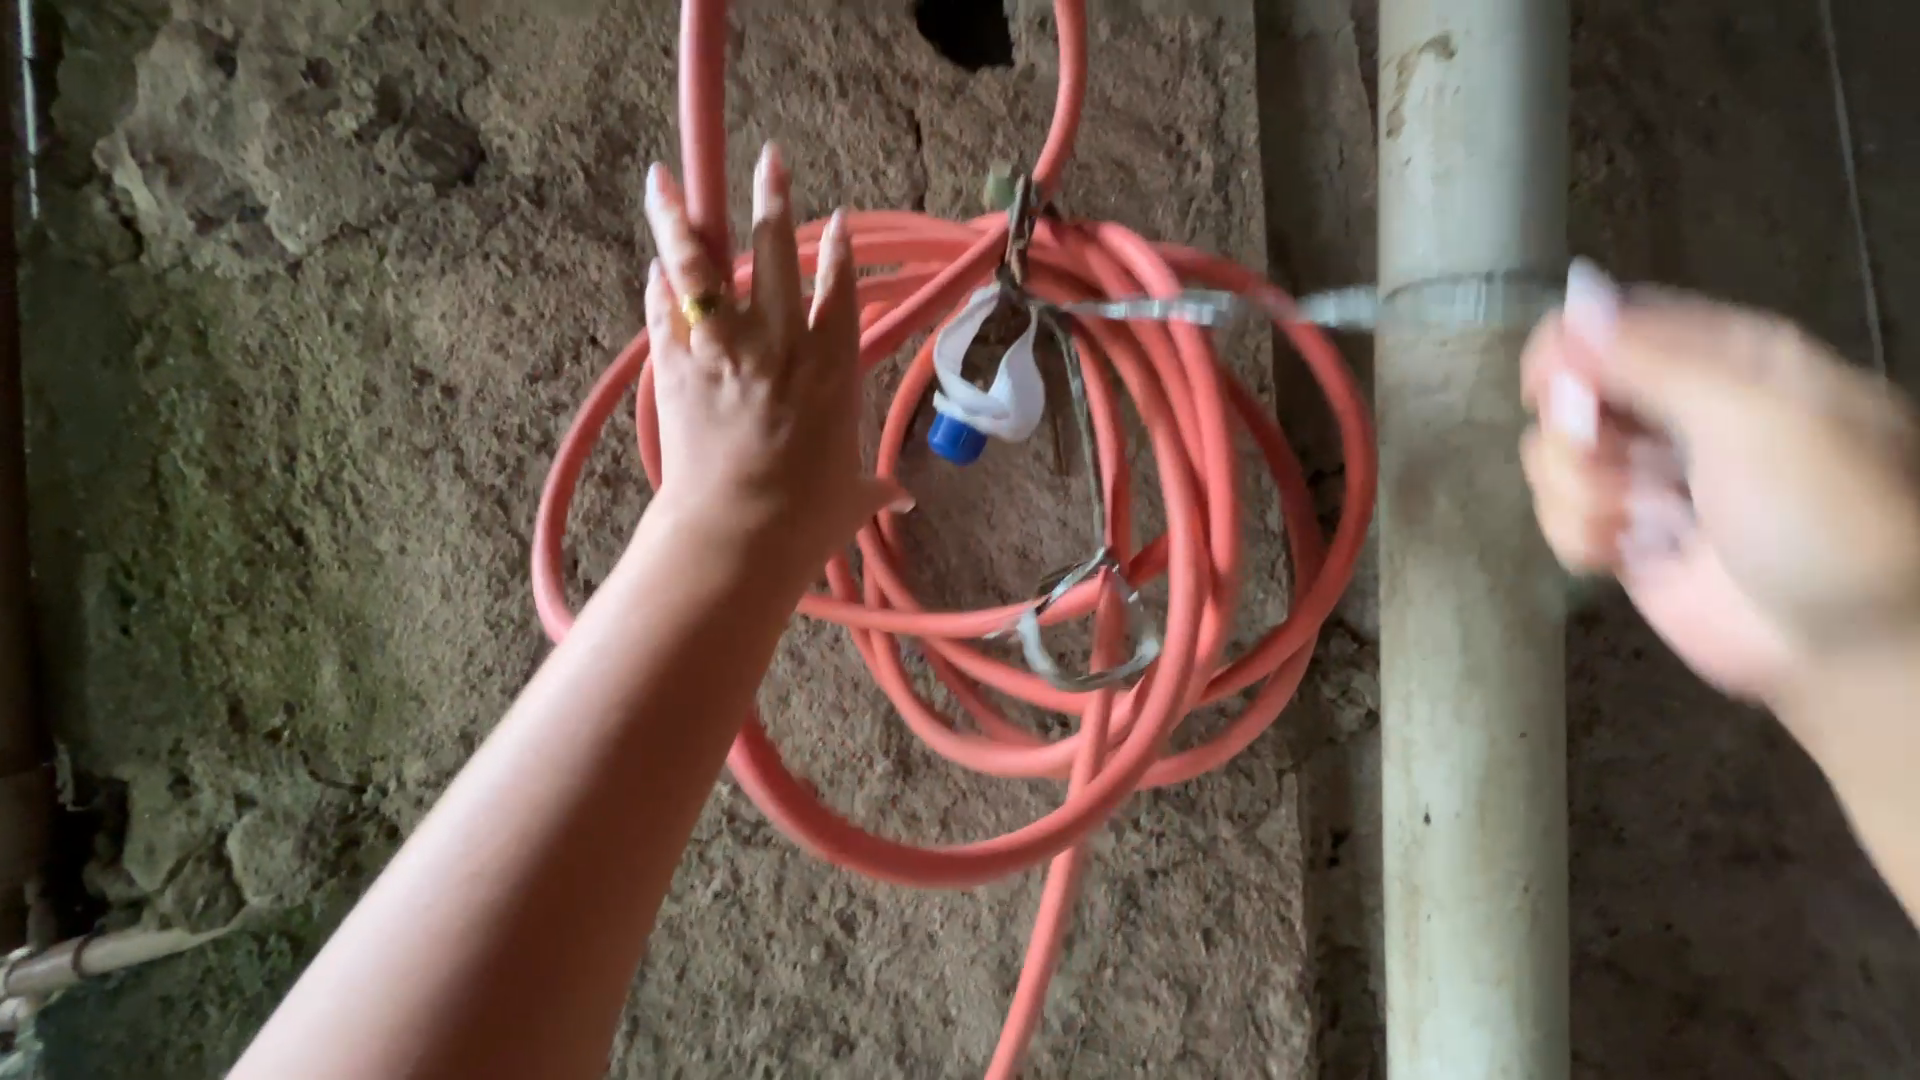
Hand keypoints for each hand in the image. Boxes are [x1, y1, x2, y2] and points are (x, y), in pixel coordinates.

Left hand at [640, 144, 908, 580]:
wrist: (740, 532)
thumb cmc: (808, 519)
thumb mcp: (851, 500)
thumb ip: (876, 491)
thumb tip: (902, 503)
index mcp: (832, 370)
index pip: (838, 294)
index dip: (839, 253)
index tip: (838, 220)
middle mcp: (779, 345)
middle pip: (775, 257)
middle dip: (774, 204)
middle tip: (772, 160)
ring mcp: (725, 350)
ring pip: (702, 267)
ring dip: (684, 218)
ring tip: (666, 177)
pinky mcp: (678, 368)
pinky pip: (665, 314)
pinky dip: (659, 290)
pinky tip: (653, 266)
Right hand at [1520, 270, 1919, 706]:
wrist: (1842, 640)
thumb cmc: (1822, 517)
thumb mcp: (1756, 419)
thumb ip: (1656, 362)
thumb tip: (1569, 318)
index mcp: (1725, 364)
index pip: (1615, 326)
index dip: (1566, 352)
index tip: (1549, 389)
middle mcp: (1676, 413)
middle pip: (1566, 398)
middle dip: (1575, 441)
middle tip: (1617, 469)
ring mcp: (1642, 476)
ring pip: (1551, 462)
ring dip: (1580, 498)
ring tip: (1640, 524)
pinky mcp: (1616, 532)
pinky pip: (1554, 517)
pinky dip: (1579, 538)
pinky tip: (1624, 555)